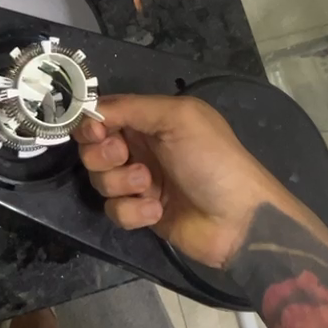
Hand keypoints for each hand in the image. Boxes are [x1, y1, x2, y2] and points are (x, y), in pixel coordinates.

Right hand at [75, 94, 310, 267]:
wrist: (238, 219)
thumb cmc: (211, 158)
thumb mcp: (177, 118)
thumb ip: (131, 107)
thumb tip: (89, 111)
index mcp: (151, 119)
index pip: (105, 115)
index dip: (92, 124)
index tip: (96, 132)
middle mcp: (142, 147)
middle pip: (93, 148)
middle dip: (102, 155)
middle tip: (124, 156)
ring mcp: (141, 182)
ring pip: (101, 180)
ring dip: (121, 183)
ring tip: (149, 187)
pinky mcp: (142, 214)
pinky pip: (115, 210)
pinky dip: (133, 212)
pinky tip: (158, 211)